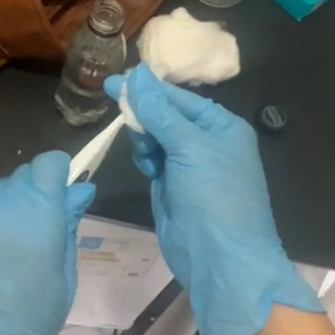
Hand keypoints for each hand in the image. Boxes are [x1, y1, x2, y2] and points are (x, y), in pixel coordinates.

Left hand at [0, 151, 93, 334]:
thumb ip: (68, 227)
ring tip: (15, 251)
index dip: (61, 176)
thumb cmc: (26, 324)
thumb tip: (79, 192)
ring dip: (13, 208)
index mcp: (35, 209)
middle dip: (38, 195)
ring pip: (0, 192)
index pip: (49, 163)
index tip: (66, 202)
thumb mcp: (62, 278)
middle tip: (44, 235)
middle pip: (24, 176)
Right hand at [106, 65, 320, 334]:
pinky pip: (152, 160)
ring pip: (154, 137)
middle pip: (164, 115)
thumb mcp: (188, 147)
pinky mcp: (172, 187)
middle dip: (144, 115)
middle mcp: (207, 142)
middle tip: (121, 116)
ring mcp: (189, 166)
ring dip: (144, 139)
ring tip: (146, 153)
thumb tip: (137, 73)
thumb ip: (159, 110)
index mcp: (222, 126)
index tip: (112, 81)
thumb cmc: (213, 197)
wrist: (221, 262)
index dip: (146, 89)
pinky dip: (145, 159)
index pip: (178, 97)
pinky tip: (147, 167)